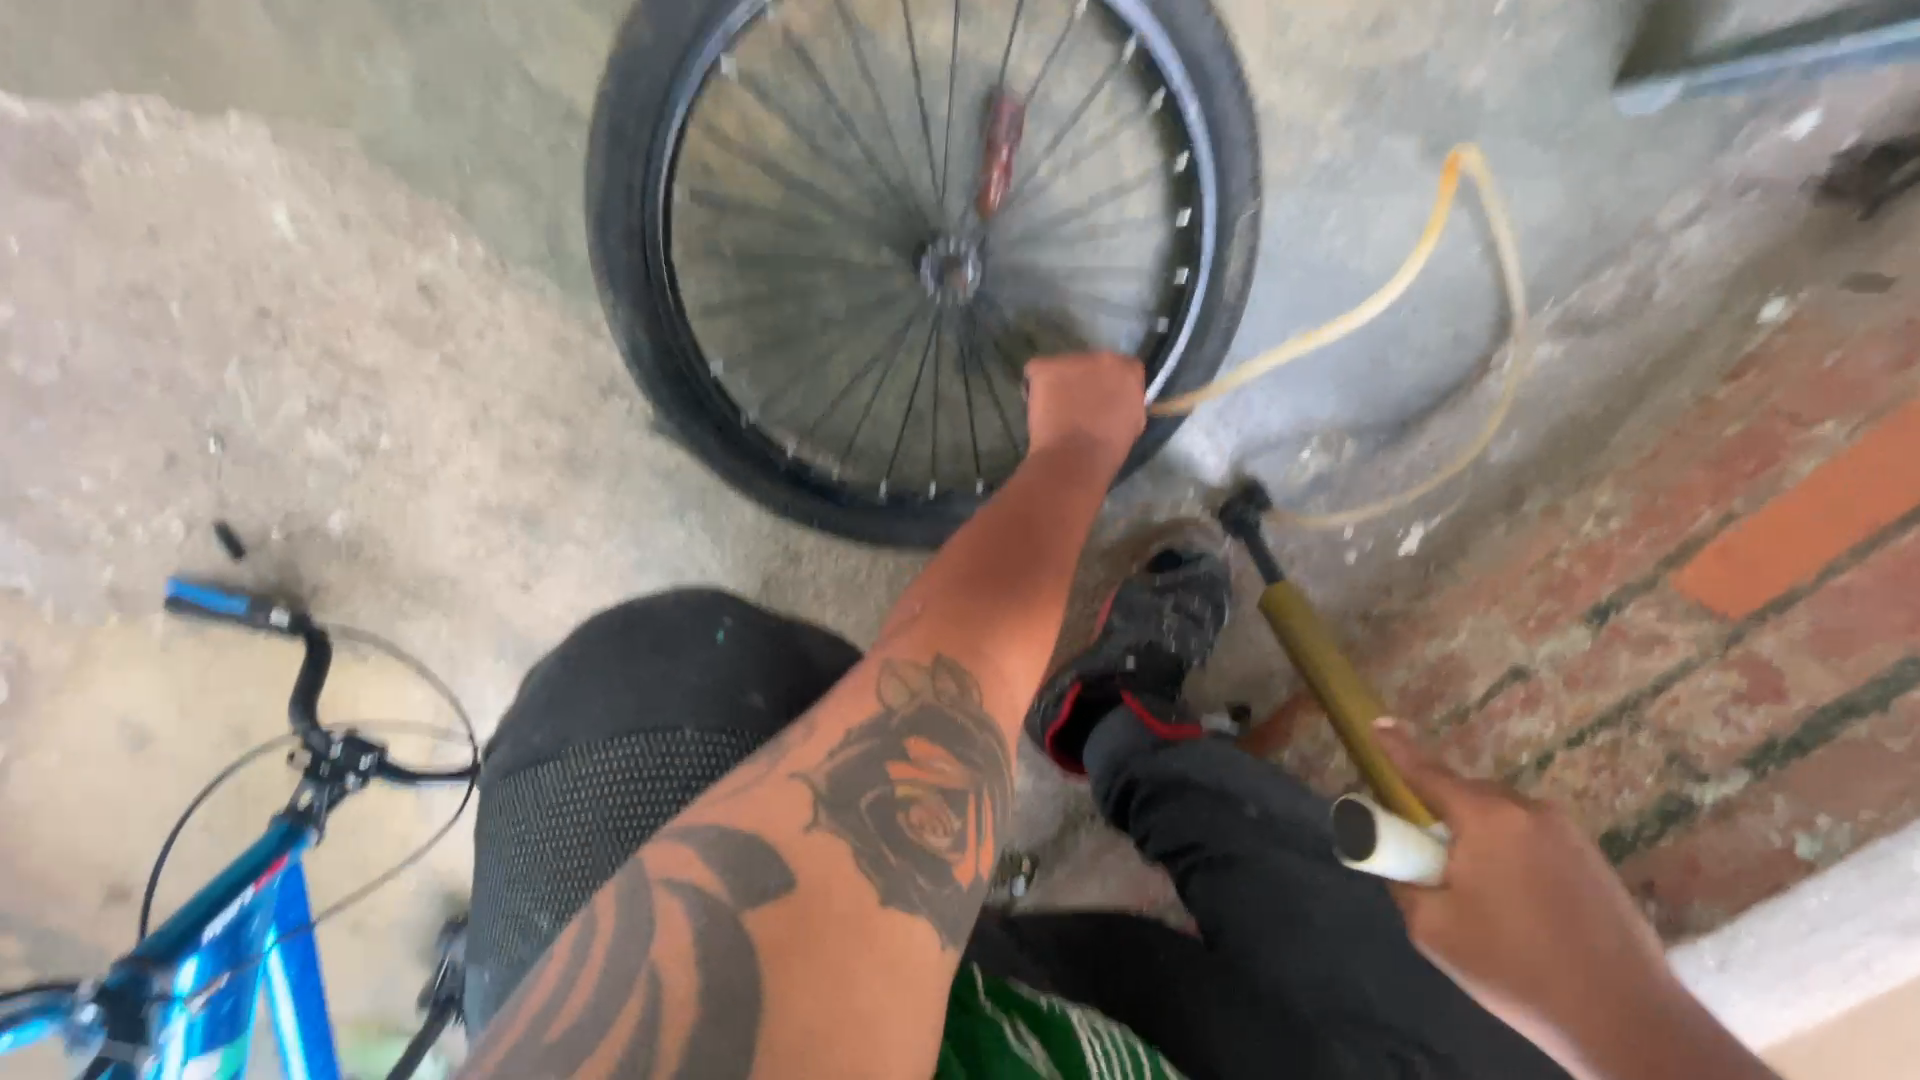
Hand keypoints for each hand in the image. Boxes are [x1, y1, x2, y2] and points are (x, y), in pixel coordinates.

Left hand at [1023, 352, 1145, 465]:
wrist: (1075, 458)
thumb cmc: (1108, 450)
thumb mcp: (1132, 423)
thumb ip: (1126, 402)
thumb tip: (1116, 401)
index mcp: (1128, 370)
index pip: (1121, 368)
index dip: (1108, 385)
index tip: (1102, 402)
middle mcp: (1103, 357)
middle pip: (1091, 365)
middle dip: (1084, 382)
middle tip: (1076, 408)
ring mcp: (1072, 360)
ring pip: (1063, 368)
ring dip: (1060, 385)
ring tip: (1056, 412)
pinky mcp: (1044, 367)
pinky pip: (1036, 371)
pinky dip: (1035, 387)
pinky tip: (1040, 408)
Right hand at [1375, 722, 1773, 1079]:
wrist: (1628, 1021)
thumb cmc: (1516, 967)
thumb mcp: (1432, 928)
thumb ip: (1405, 882)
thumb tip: (1407, 864)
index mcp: (1485, 818)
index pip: (1425, 772)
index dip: (1396, 748)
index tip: (1378, 723)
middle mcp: (1528, 810)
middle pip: (1464, 794)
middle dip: (1441, 816)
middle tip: (1432, 865)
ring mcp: (1568, 832)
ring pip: (1500, 818)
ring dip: (1479, 840)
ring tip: (1483, 898)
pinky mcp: (1594, 858)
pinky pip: (1531, 839)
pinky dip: (1511, 857)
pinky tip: (1520, 909)